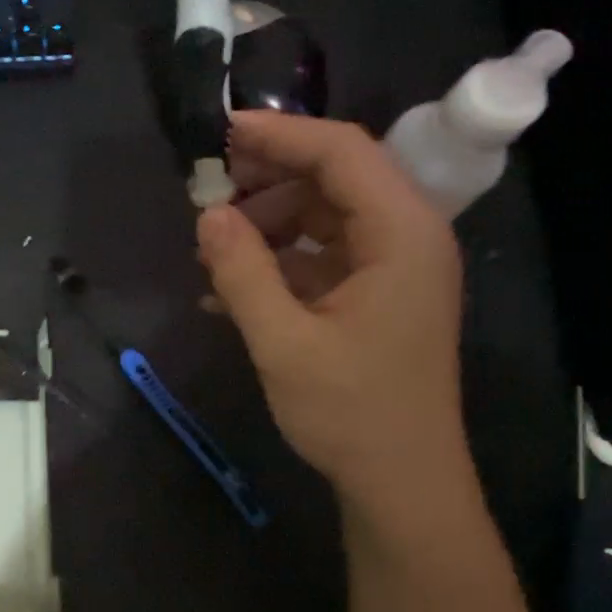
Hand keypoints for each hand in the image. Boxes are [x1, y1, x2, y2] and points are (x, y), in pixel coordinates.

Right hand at [197, 111, 468, 502]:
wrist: (399, 479)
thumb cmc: (350, 411)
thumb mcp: (284, 342)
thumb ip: (243, 273)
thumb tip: (207, 215)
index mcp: (401, 234)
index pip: (342, 153)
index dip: (280, 136)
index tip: (219, 133)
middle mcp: (405, 238)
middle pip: (335, 180)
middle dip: (268, 182)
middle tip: (206, 195)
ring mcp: (391, 271)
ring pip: (325, 220)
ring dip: (267, 226)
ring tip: (210, 250)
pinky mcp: (375, 300)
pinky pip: (322, 260)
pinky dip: (277, 265)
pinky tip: (227, 289)